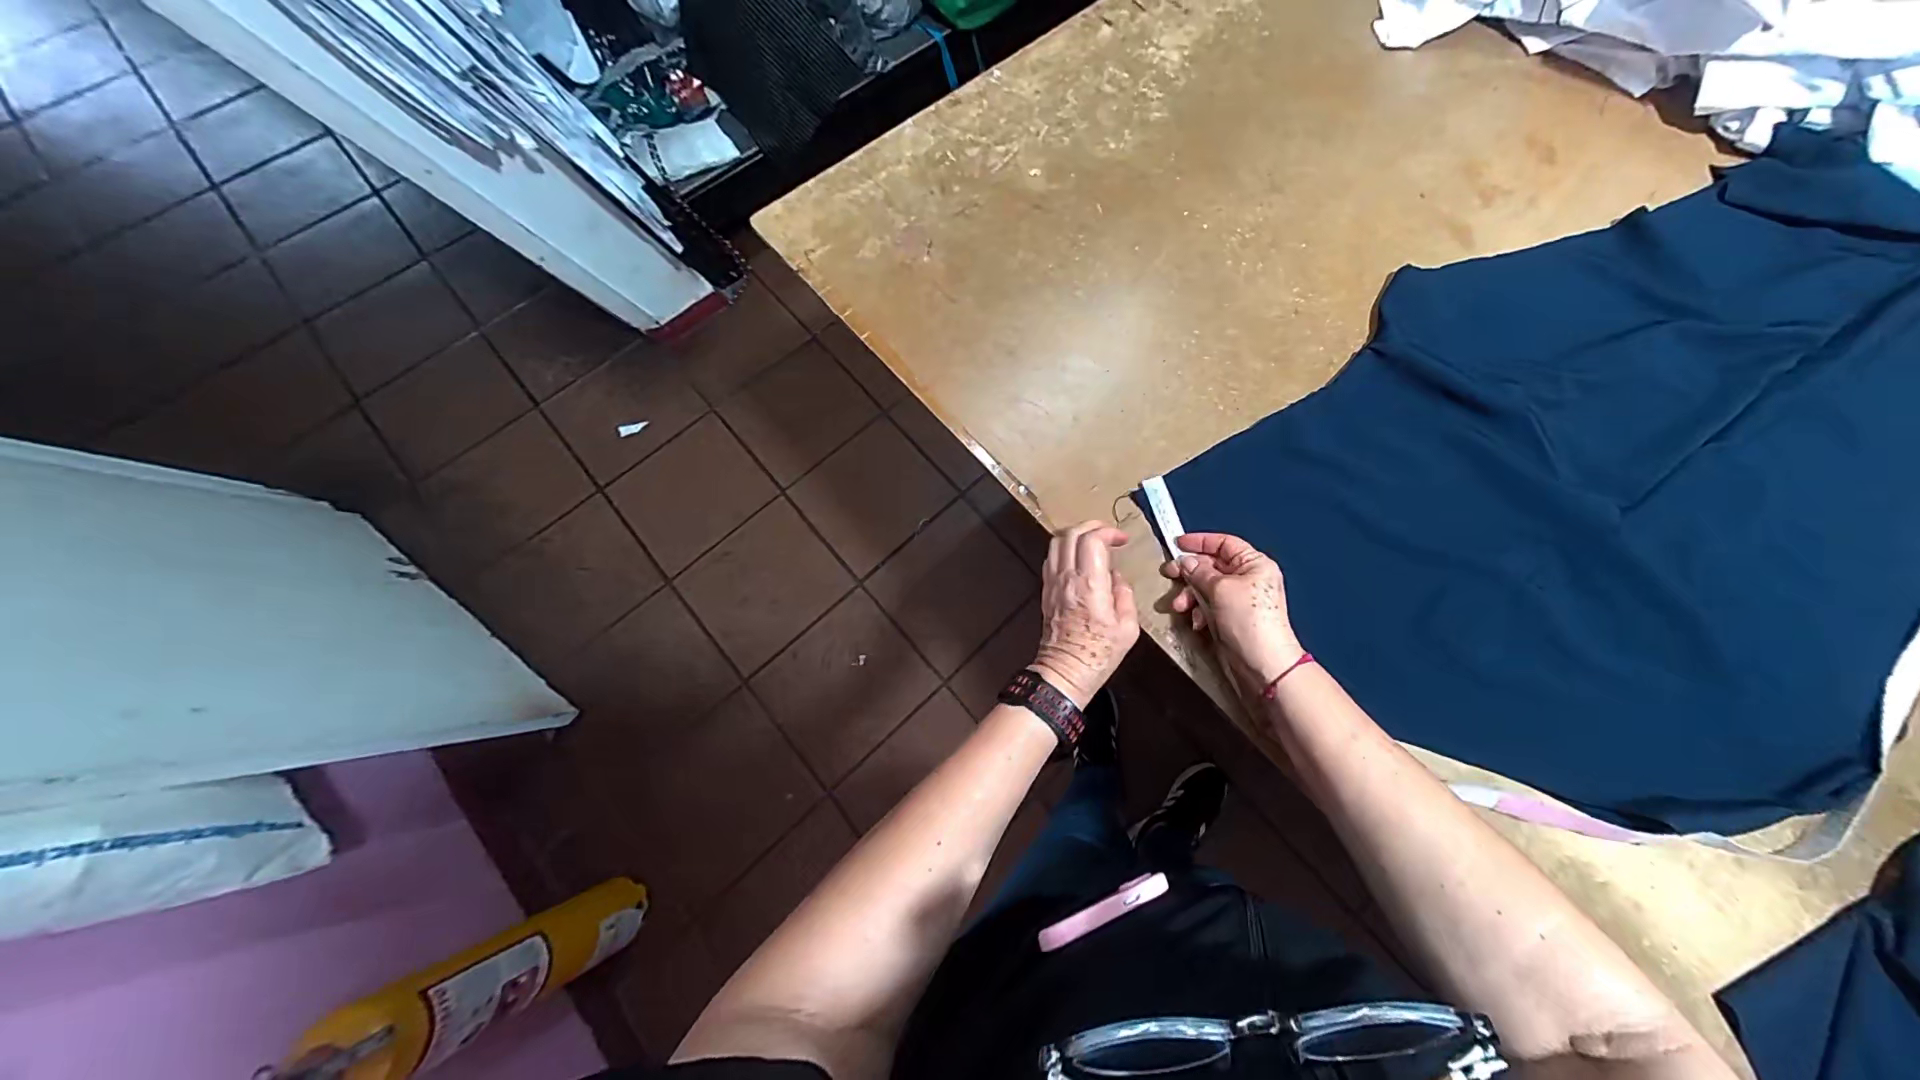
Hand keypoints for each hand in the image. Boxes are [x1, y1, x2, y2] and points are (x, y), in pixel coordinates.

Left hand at [1032, 520, 1139, 706]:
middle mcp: (1067, 579)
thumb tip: (1117, 578)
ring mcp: (1052, 584)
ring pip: (1056, 543)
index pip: (1092, 540)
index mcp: (1089, 585)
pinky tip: (1078, 559)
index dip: (1108, 532)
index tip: (1121, 539)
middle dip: (1091, 526)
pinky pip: (1051, 559)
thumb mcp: (1127, 627)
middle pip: (1070, 534)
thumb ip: (1124, 595)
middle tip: (1108, 533)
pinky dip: (1064, 550)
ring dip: (1075, 535)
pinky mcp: (1045, 591)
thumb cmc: (1098, 654)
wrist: (1065, 672)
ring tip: (1093, 541)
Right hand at [1161, 532, 1302, 692]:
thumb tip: (1186, 561)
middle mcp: (1248, 578)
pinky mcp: (1230, 616)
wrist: (1263, 662)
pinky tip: (1196, 621)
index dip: (1200, 542)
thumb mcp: (1221, 588)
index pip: (1224, 543)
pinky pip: (1207, 605)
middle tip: (1170, 573)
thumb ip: (1200, 571)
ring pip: (1205, 586)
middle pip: (1211, 565)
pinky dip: (1198, 611)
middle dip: (1189, 572)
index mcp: (1254, 564)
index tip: (1178, 544)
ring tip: (1180, 606)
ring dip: (1189, 595)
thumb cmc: (1250, 622)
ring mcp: (1238, 598)